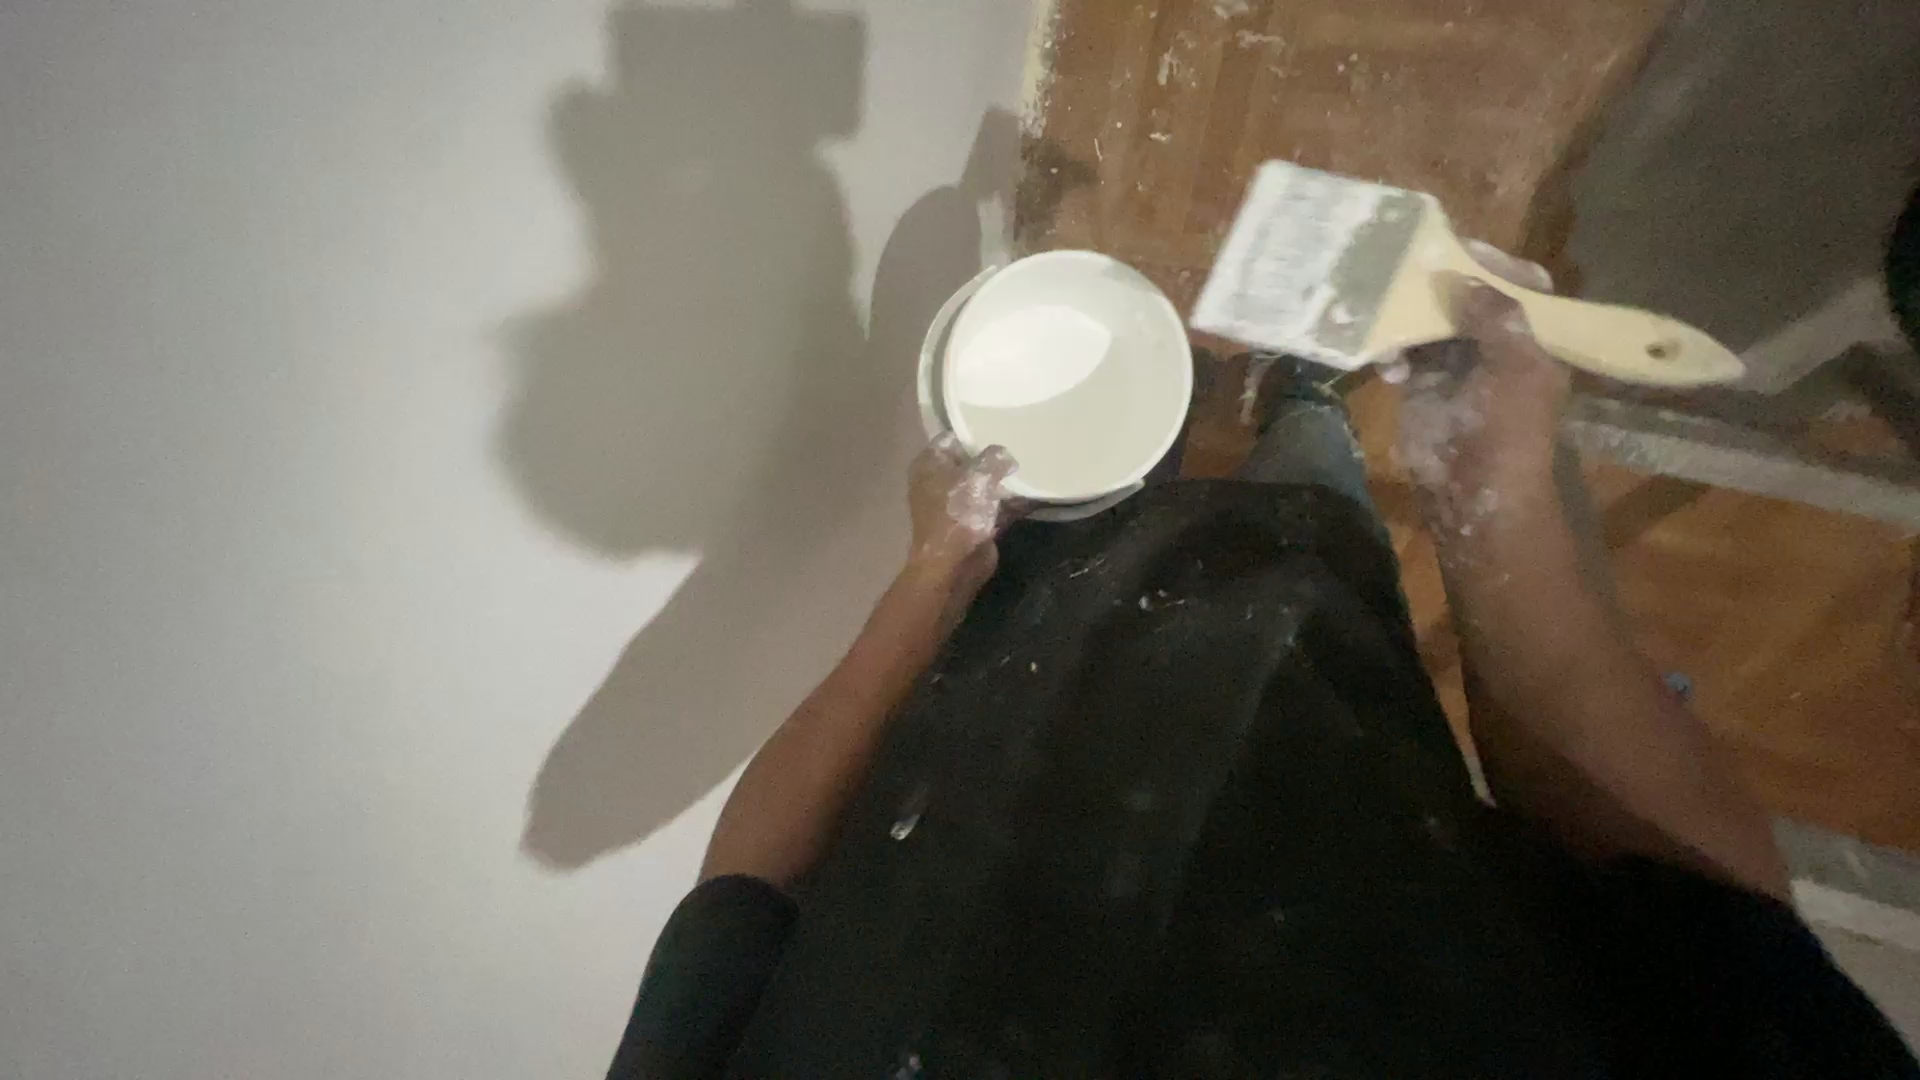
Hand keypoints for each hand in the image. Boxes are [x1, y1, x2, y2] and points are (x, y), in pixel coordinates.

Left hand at [906, 433, 1019, 599]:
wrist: (953, 565)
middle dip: (994, 458)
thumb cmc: (957, 514)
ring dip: (1006, 481)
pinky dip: (1012, 503)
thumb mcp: (978, 476)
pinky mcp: (974, 524)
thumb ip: (994, 458)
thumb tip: (1006, 456)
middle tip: (1022, 446)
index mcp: (930, 464)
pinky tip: (1036, 495)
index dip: (975, 433)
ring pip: (985, 485)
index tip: (1001, 428)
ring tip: (1033, 467)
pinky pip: (996, 507)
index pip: (952, 438)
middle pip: (971, 462)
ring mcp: (957, 505)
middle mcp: (940, 482)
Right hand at [1397, 277, 1570, 531]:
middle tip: (1408, 274)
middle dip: (1440, 290)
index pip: (1521, 288)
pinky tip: (1387, 367)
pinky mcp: (1420, 387)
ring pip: (1430, 326)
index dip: (1496, 267)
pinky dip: (1392, 355)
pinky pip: (1404, 356)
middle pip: (1468, 301)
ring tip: (1391, 328)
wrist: (1471, 488)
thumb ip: (1495, 319)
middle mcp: (1494, 347)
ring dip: (1408, 323)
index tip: (1460, 251)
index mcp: (1533, 340)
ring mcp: (1455, 367)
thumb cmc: (1508, 429)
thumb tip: (1464, 278)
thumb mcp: (1516, 368)